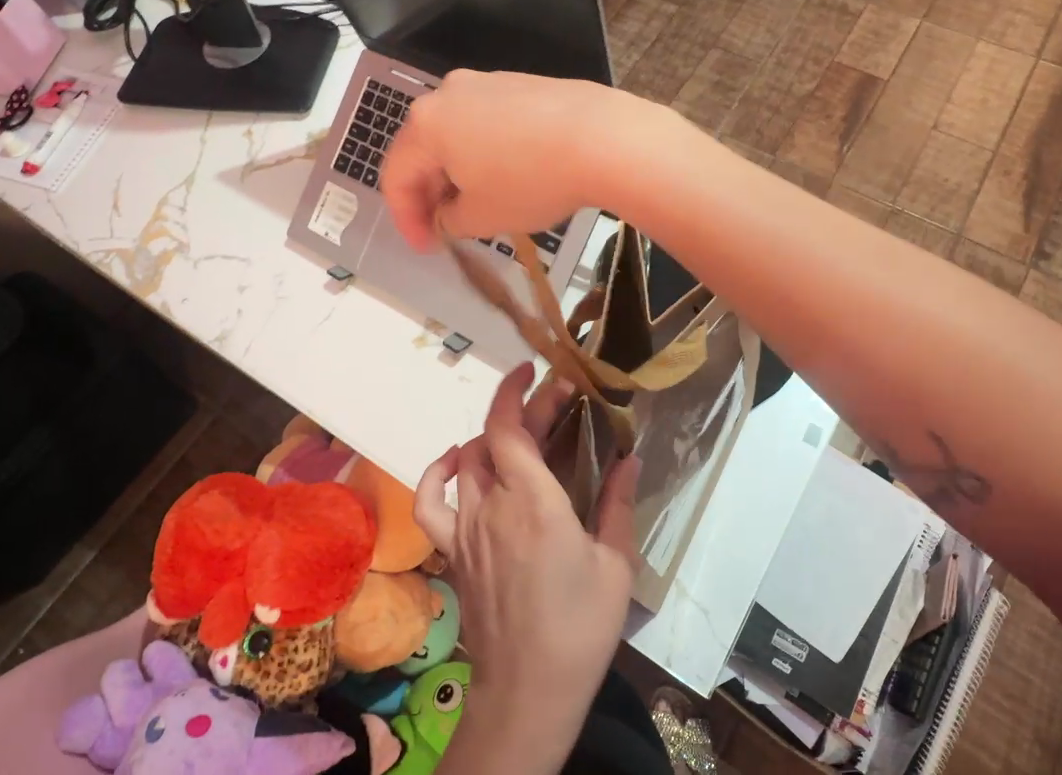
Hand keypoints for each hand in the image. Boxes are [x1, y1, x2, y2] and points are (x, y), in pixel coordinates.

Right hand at [381, 70, 676, 251]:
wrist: (603, 137)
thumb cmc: (531, 181)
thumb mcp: (483, 217)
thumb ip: (450, 220)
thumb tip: (450, 212)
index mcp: (426, 124)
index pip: (396, 176)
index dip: (406, 219)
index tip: (427, 247)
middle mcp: (449, 92)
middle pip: (424, 149)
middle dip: (431, 192)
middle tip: (447, 227)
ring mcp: (488, 83)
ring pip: (457, 133)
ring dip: (459, 171)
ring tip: (481, 204)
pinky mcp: (522, 83)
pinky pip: (490, 122)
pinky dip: (488, 151)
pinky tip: (512, 175)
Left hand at [413, 364, 640, 766]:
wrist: (529, 689)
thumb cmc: (580, 627)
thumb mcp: (616, 565)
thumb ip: (617, 505)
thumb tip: (628, 458)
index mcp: (534, 502)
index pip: (510, 428)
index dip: (517, 391)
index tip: (536, 372)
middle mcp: (492, 505)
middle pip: (492, 439)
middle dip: (521, 410)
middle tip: (554, 402)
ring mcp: (465, 529)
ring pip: (466, 463)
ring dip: (489, 438)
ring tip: (519, 435)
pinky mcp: (453, 553)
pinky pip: (432, 503)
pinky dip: (437, 475)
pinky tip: (455, 464)